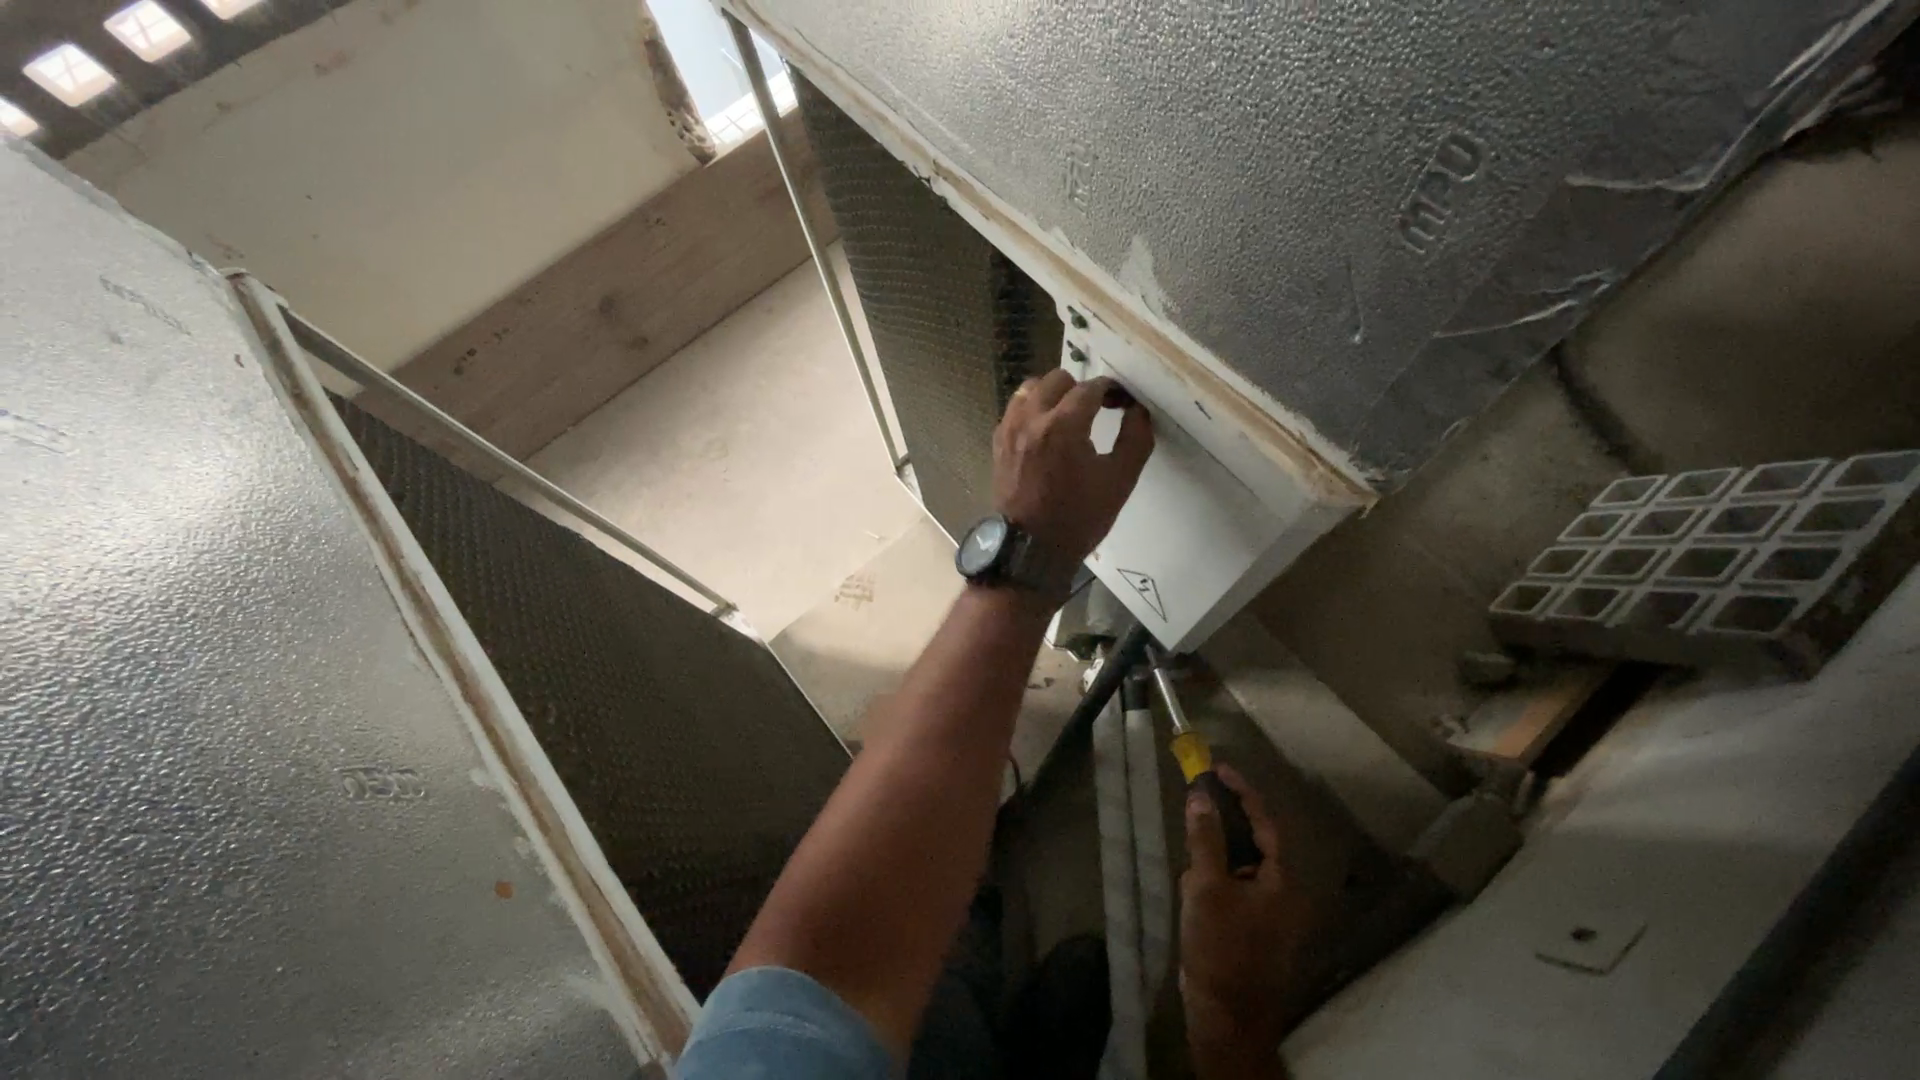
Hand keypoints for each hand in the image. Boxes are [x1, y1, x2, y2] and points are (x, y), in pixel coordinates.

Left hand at [993, 369, 1152, 561]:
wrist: (1032, 549)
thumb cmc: (1079, 518)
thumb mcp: (1120, 480)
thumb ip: (1135, 438)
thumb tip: (1137, 409)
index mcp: (1063, 426)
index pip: (1091, 388)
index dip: (1111, 390)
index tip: (1122, 402)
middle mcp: (1031, 419)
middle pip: (1058, 379)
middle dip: (1081, 389)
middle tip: (1097, 410)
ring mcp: (1010, 430)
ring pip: (1030, 389)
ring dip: (1052, 394)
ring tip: (1068, 416)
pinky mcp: (998, 443)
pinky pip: (1015, 409)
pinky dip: (1032, 409)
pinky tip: (1046, 431)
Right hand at [1180, 766, 1306, 1079]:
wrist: (1226, 1015)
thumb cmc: (1221, 947)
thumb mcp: (1207, 887)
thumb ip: (1205, 839)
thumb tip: (1200, 796)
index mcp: (1279, 879)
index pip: (1264, 822)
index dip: (1241, 792)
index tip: (1217, 769)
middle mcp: (1279, 892)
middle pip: (1251, 843)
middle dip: (1220, 827)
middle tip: (1194, 806)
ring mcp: (1265, 913)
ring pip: (1236, 868)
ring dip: (1212, 859)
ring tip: (1188, 863)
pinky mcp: (1248, 929)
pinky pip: (1229, 891)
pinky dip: (1211, 882)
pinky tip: (1190, 891)